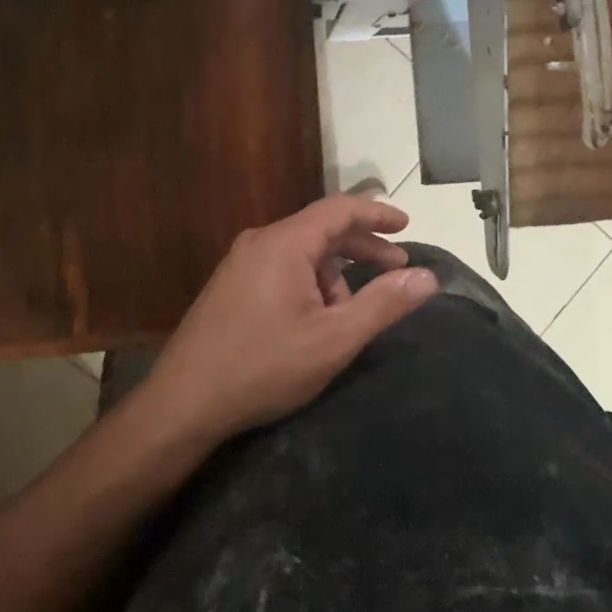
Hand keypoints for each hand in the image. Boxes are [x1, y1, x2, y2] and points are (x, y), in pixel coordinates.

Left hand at [140, 194, 438, 441]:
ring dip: (335, 276)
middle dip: (362, 249)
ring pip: (302, 254)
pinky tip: (316, 321)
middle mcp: (259, 243)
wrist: (184, 403)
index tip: (407, 227)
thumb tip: (427, 276)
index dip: (377, 215)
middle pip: (321, 230)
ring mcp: (240, 265)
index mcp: (284, 243)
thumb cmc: (264, 367)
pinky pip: (281, 269)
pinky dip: (310, 284)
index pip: (339, 209)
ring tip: (350, 317)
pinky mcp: (230, 288)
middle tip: (396, 271)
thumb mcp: (334, 340)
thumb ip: (383, 304)